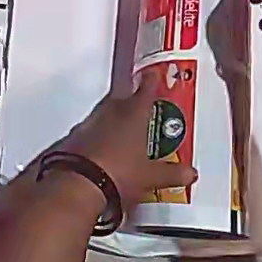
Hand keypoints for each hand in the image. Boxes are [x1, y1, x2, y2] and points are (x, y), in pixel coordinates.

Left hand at [58, 78, 197, 204]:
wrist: (77, 187)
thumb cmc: (117, 174)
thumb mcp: (150, 177)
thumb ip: (171, 173)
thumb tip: (189, 173)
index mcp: (132, 116)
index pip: (145, 91)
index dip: (151, 82)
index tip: (153, 74)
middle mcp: (109, 115)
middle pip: (121, 100)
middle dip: (130, 102)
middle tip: (139, 107)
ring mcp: (87, 126)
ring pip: (102, 115)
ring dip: (111, 120)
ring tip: (121, 132)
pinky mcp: (71, 140)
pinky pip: (86, 132)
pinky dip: (94, 137)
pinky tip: (99, 150)